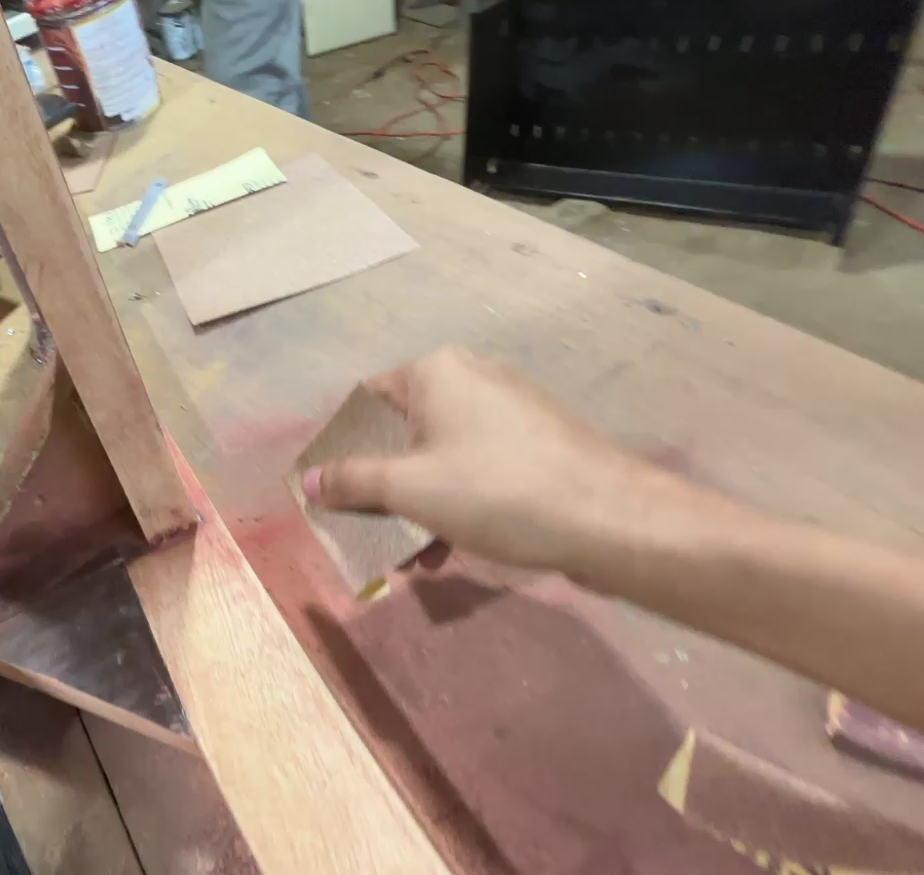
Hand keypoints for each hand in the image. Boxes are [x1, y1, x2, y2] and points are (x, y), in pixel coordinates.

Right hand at [302, 348, 667, 574]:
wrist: (615, 521)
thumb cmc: (496, 491)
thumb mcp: (408, 489)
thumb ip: (351, 481)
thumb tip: (308, 482)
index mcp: (435, 372)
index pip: (368, 400)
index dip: (344, 444)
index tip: (335, 487)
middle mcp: (472, 375)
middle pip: (406, 430)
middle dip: (386, 483)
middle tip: (372, 525)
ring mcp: (513, 406)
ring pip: (444, 453)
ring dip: (422, 500)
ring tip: (416, 550)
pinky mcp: (542, 438)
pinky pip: (481, 464)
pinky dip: (461, 498)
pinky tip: (457, 545)